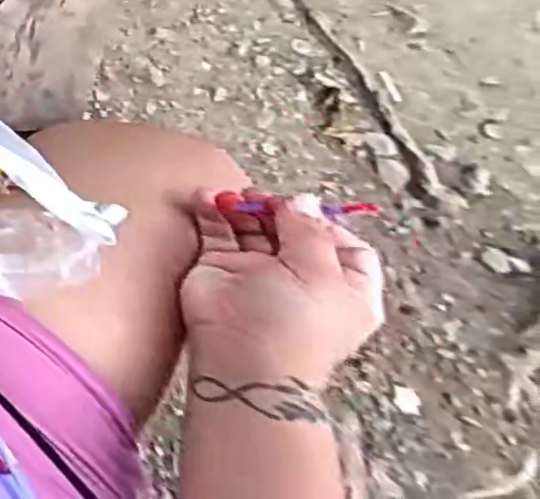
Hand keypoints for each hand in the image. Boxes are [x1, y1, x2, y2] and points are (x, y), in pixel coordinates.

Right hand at [181, 190, 383, 385]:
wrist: (239, 350)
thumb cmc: (292, 321)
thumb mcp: (319, 276)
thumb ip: (309, 233)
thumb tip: (302, 200)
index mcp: (342, 284)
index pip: (342, 244)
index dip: (322, 222)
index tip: (298, 209)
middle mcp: (300, 274)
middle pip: (291, 229)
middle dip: (273, 208)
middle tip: (254, 197)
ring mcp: (256, 268)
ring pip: (250, 225)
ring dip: (237, 205)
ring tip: (225, 195)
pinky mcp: (218, 263)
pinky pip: (215, 230)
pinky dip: (209, 211)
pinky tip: (204, 198)